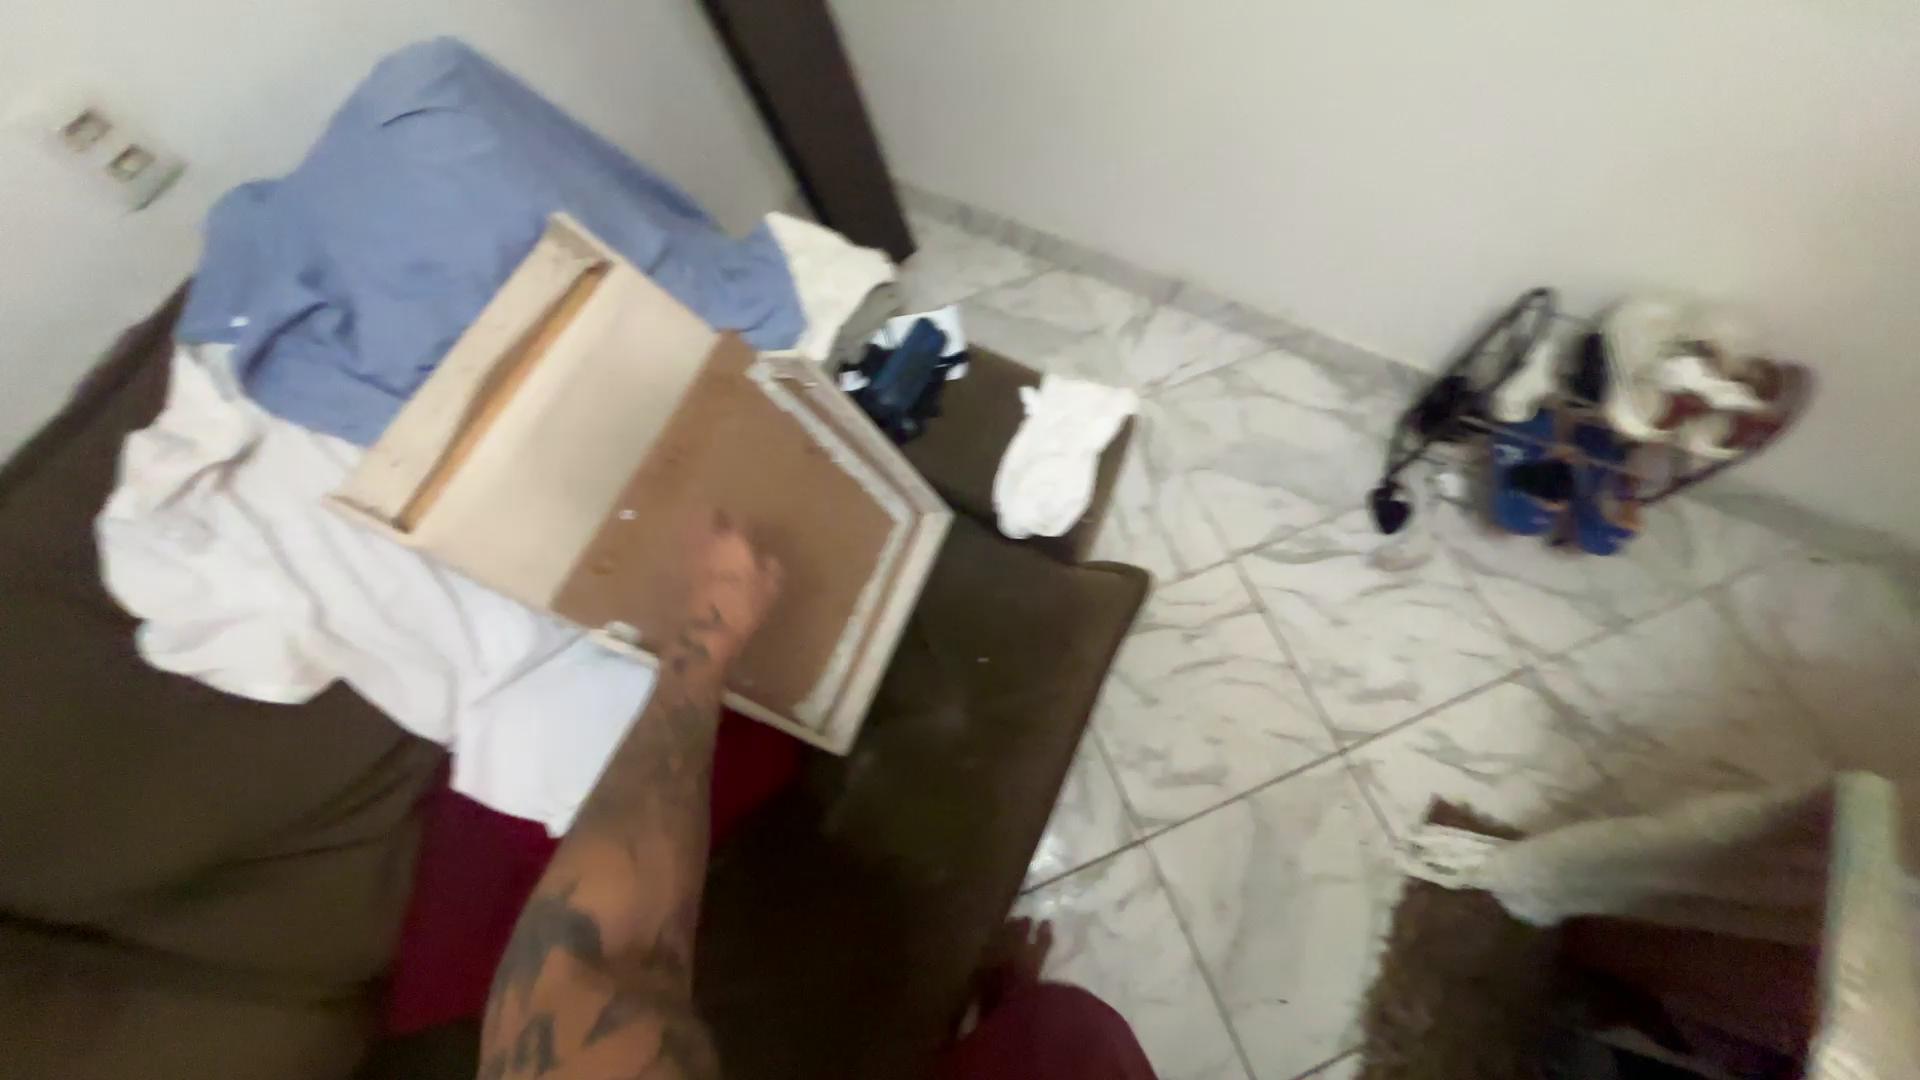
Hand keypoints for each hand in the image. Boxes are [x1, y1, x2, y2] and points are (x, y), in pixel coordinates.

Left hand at [678, 510, 782, 667]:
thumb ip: (771, 567)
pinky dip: (684, 557)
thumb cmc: (740, 609)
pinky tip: (690, 569)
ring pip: (688, 530)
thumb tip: (766, 558)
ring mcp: (682, 553)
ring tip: (705, 547)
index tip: (749, 532)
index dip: (745, 524)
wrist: (699, 635)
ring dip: (697, 534)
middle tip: (723, 527)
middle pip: (706, 513)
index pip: (740, 518)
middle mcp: (705, 538)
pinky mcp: (665, 570)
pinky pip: (676, 554)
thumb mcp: (770, 590)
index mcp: (733, 539)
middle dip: (715, 517)